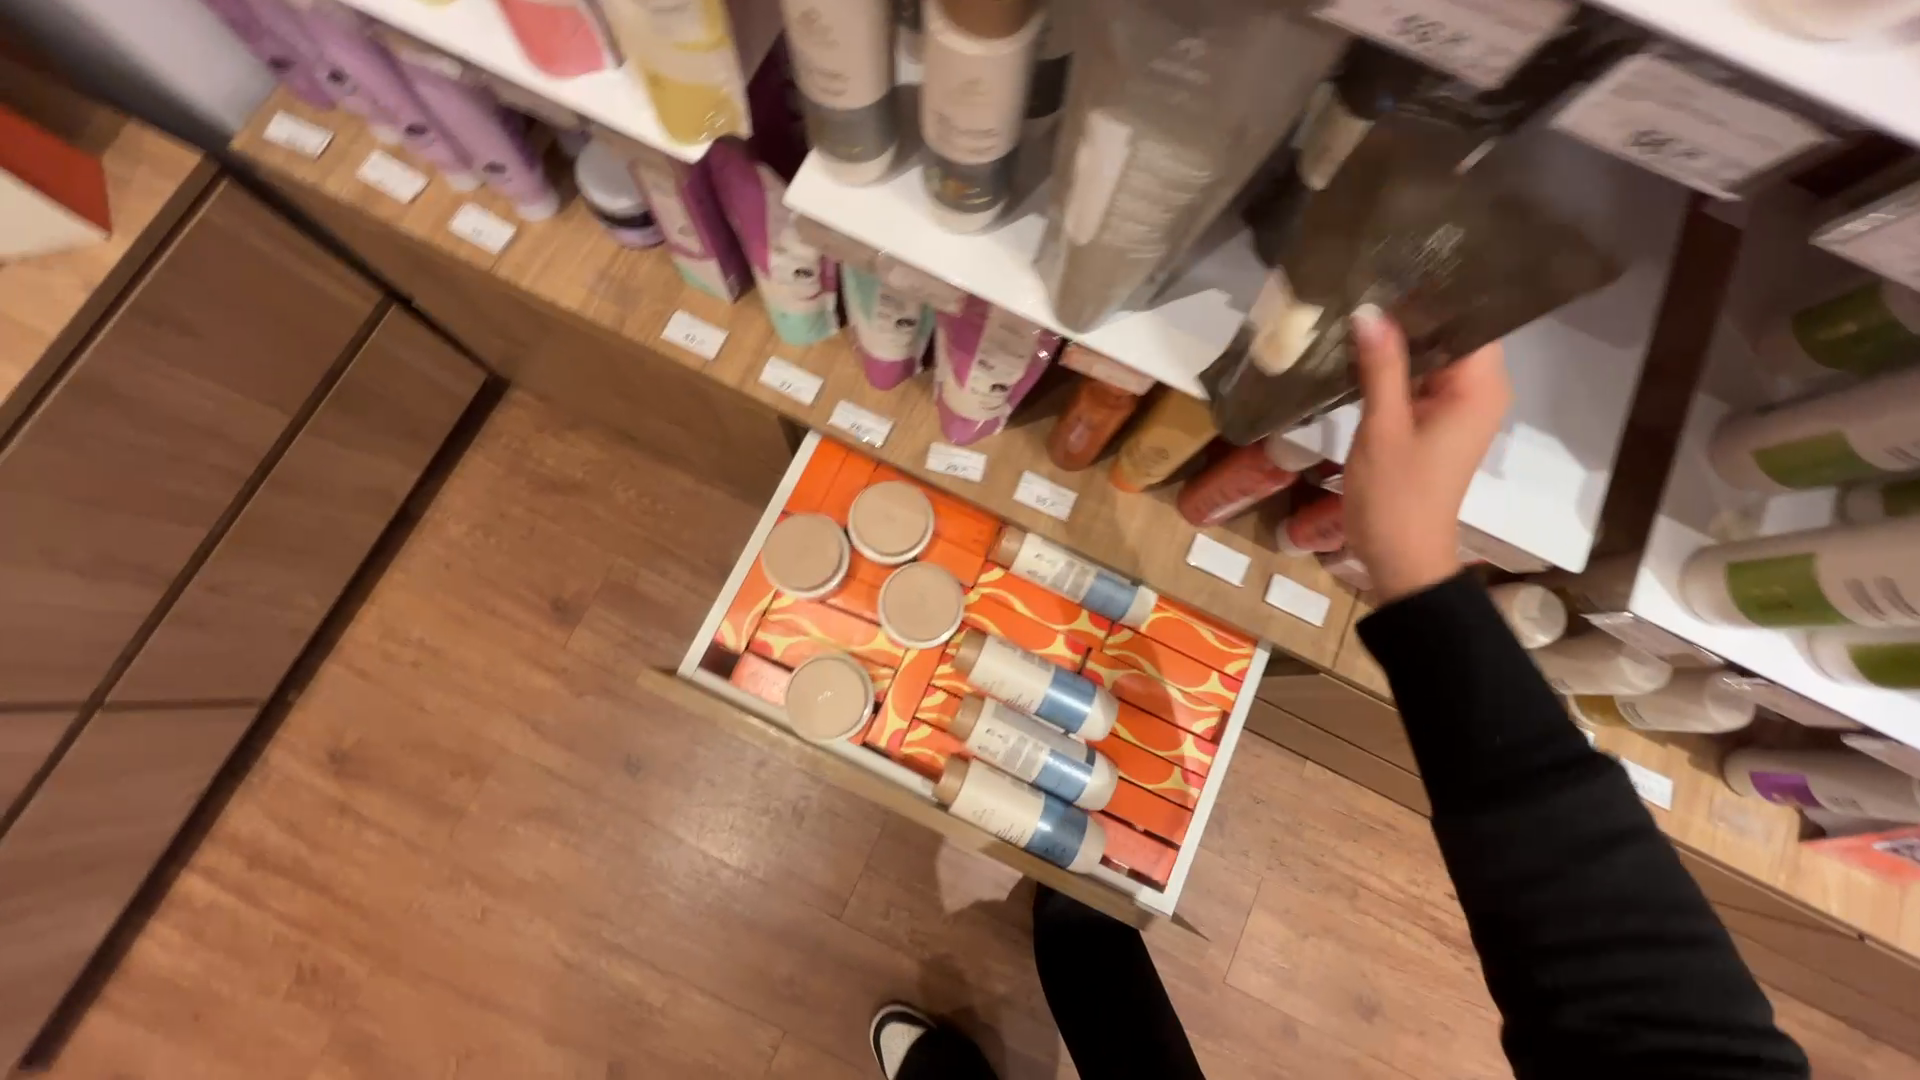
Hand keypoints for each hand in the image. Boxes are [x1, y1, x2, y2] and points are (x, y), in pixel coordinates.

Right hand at [1343, 304, 1511, 601]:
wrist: (1401, 555)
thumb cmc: (1397, 495)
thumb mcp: (1383, 427)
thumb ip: (1380, 367)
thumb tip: (1370, 311)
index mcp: (1479, 388)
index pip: (1469, 321)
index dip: (1435, 294)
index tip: (1396, 266)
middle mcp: (1479, 392)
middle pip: (1452, 336)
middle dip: (1411, 313)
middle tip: (1367, 281)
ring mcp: (1457, 410)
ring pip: (1432, 359)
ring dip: (1399, 341)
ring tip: (1357, 310)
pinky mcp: (1435, 424)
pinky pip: (1420, 382)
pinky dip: (1394, 369)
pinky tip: (1360, 353)